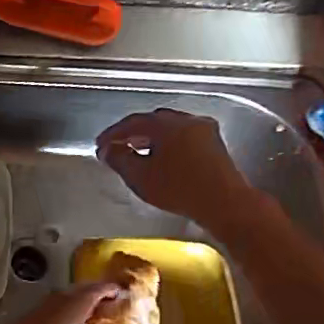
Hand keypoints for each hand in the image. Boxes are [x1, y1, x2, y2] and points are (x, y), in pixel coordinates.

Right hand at [96, 109, 260, 229]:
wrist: (223, 202)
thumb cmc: (178, 189)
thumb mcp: (138, 176)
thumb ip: (118, 159)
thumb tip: (107, 150)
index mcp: (167, 125)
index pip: (133, 122)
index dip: (113, 133)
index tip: (100, 144)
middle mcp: (187, 121)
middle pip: (153, 120)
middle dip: (132, 131)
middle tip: (116, 144)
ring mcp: (203, 130)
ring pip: (169, 127)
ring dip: (149, 136)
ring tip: (135, 151)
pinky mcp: (213, 143)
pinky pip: (182, 135)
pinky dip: (165, 142)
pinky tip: (158, 157)